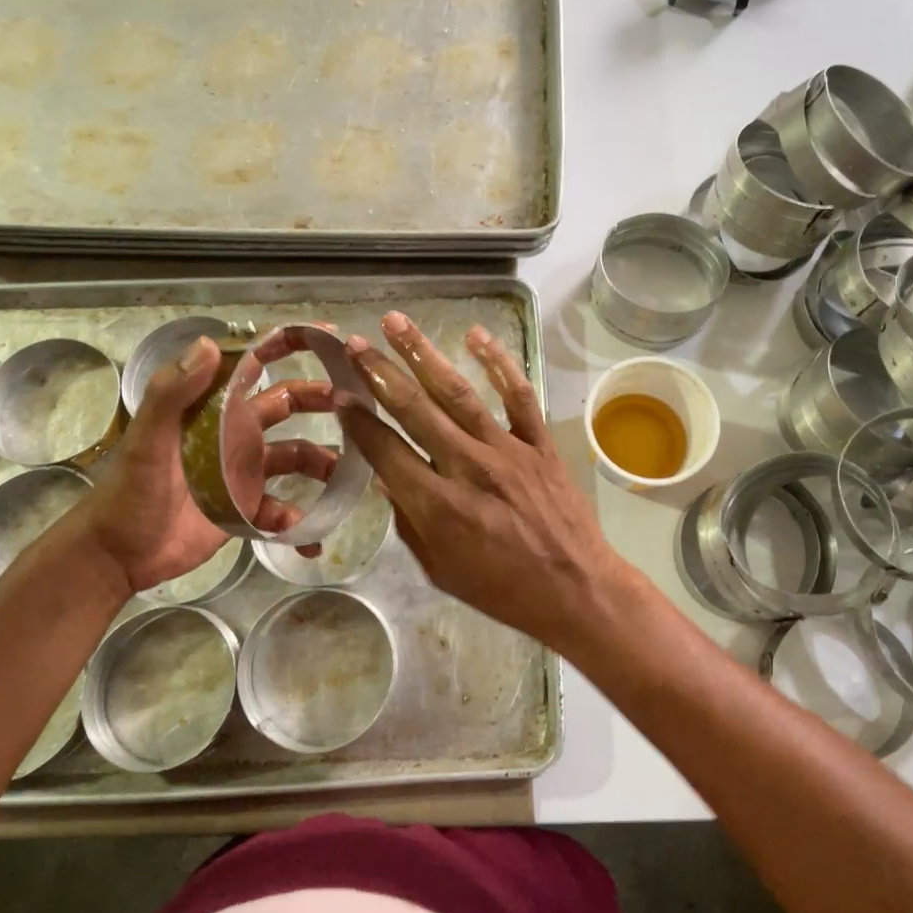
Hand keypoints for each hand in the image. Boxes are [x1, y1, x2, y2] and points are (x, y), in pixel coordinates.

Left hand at [73, 335, 337, 592]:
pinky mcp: (247, 510)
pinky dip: (302, 526)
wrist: (115, 555)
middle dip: (324, 400)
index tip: (330, 336)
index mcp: (215, 409)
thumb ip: (173, 392)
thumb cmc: (128, 492)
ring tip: (350, 476)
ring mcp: (244, 472)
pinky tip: (315, 542)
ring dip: (325, 464)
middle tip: (359, 405)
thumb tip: (211, 343)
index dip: (289, 343)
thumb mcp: (146, 440)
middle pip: (290, 404)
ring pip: (299, 458)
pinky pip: (285, 513)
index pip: (254, 363)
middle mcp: (237, 433)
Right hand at [335, 312, 631, 651]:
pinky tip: (475, 335)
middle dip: (379, 373)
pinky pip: (518, 396)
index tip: (338, 394)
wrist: (574, 589)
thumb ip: (410, 521)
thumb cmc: (502, 589)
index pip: (385, 450)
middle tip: (353, 344)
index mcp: (437, 505)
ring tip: (396, 324)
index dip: (357, 421)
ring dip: (423, 354)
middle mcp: (467, 468)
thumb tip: (387, 477)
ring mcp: (507, 451)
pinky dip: (499, 363)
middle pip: (414, 409)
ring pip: (457, 392)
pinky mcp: (539, 444)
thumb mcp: (440, 568)